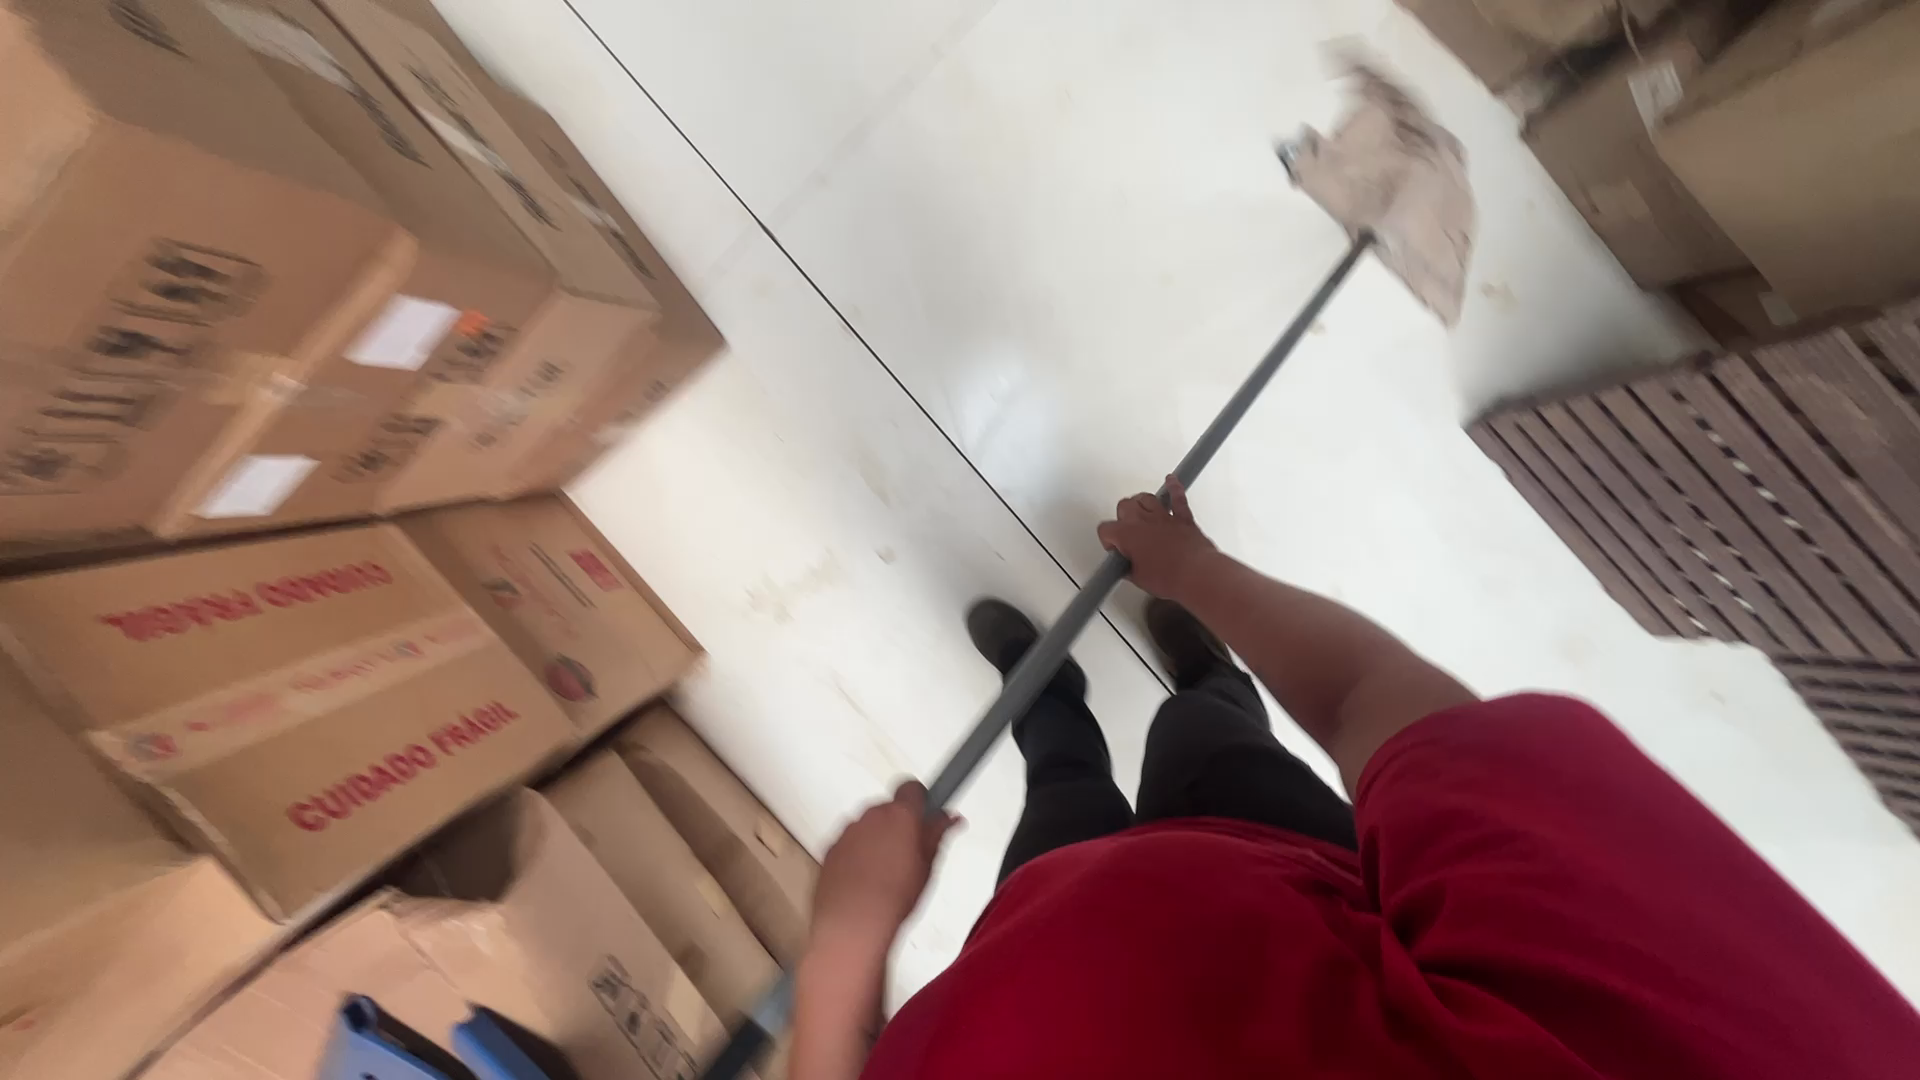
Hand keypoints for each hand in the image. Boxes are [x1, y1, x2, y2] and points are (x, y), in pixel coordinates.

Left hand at [810, 781, 957, 959]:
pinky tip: (864, 880)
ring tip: (885, 873)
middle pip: (888, 808)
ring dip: (876, 839)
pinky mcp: (830, 848)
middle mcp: (871, 814)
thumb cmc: (894, 897)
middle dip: (898, 824)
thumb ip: (938, 834)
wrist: (852, 925)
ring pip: (868, 825)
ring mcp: (847, 830)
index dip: (920, 800)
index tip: (925, 817)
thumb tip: (950, 817)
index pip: (912, 787)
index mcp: (900, 814)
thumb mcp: (928, 867)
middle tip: (909, 853)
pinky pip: (849, 842)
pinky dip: (856, 853)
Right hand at [1096, 476, 1217, 598]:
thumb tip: (1130, 568)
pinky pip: (1177, 497)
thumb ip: (1129, 568)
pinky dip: (1174, 488)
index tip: (1114, 547)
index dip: (1108, 539)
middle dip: (1122, 516)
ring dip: (1141, 502)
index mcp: (1127, 534)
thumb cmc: (1169, 577)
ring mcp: (1163, 516)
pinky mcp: (1183, 518)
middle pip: (1124, 505)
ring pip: (1146, 498)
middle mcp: (1143, 520)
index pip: (1106, 529)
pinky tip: (1171, 481)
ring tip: (1139, 509)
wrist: (1197, 574)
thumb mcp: (1139, 579)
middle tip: (1125, 529)